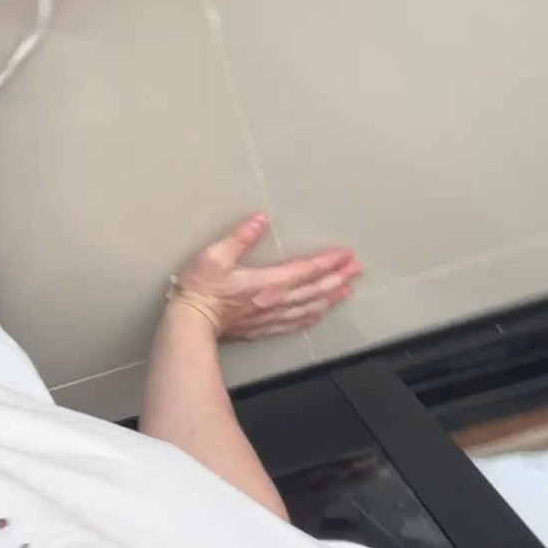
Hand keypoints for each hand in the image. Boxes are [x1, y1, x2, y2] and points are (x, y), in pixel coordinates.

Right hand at [166, 213, 361, 340]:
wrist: (190, 322)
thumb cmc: (200, 290)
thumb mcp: (215, 256)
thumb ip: (240, 237)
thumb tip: (260, 220)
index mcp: (268, 281)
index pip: (306, 270)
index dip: (328, 261)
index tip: (346, 254)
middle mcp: (275, 300)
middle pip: (315, 289)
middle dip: (338, 278)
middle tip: (356, 270)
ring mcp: (270, 317)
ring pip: (309, 307)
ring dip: (330, 298)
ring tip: (346, 290)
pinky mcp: (261, 328)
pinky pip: (293, 324)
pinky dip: (310, 318)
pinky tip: (317, 316)